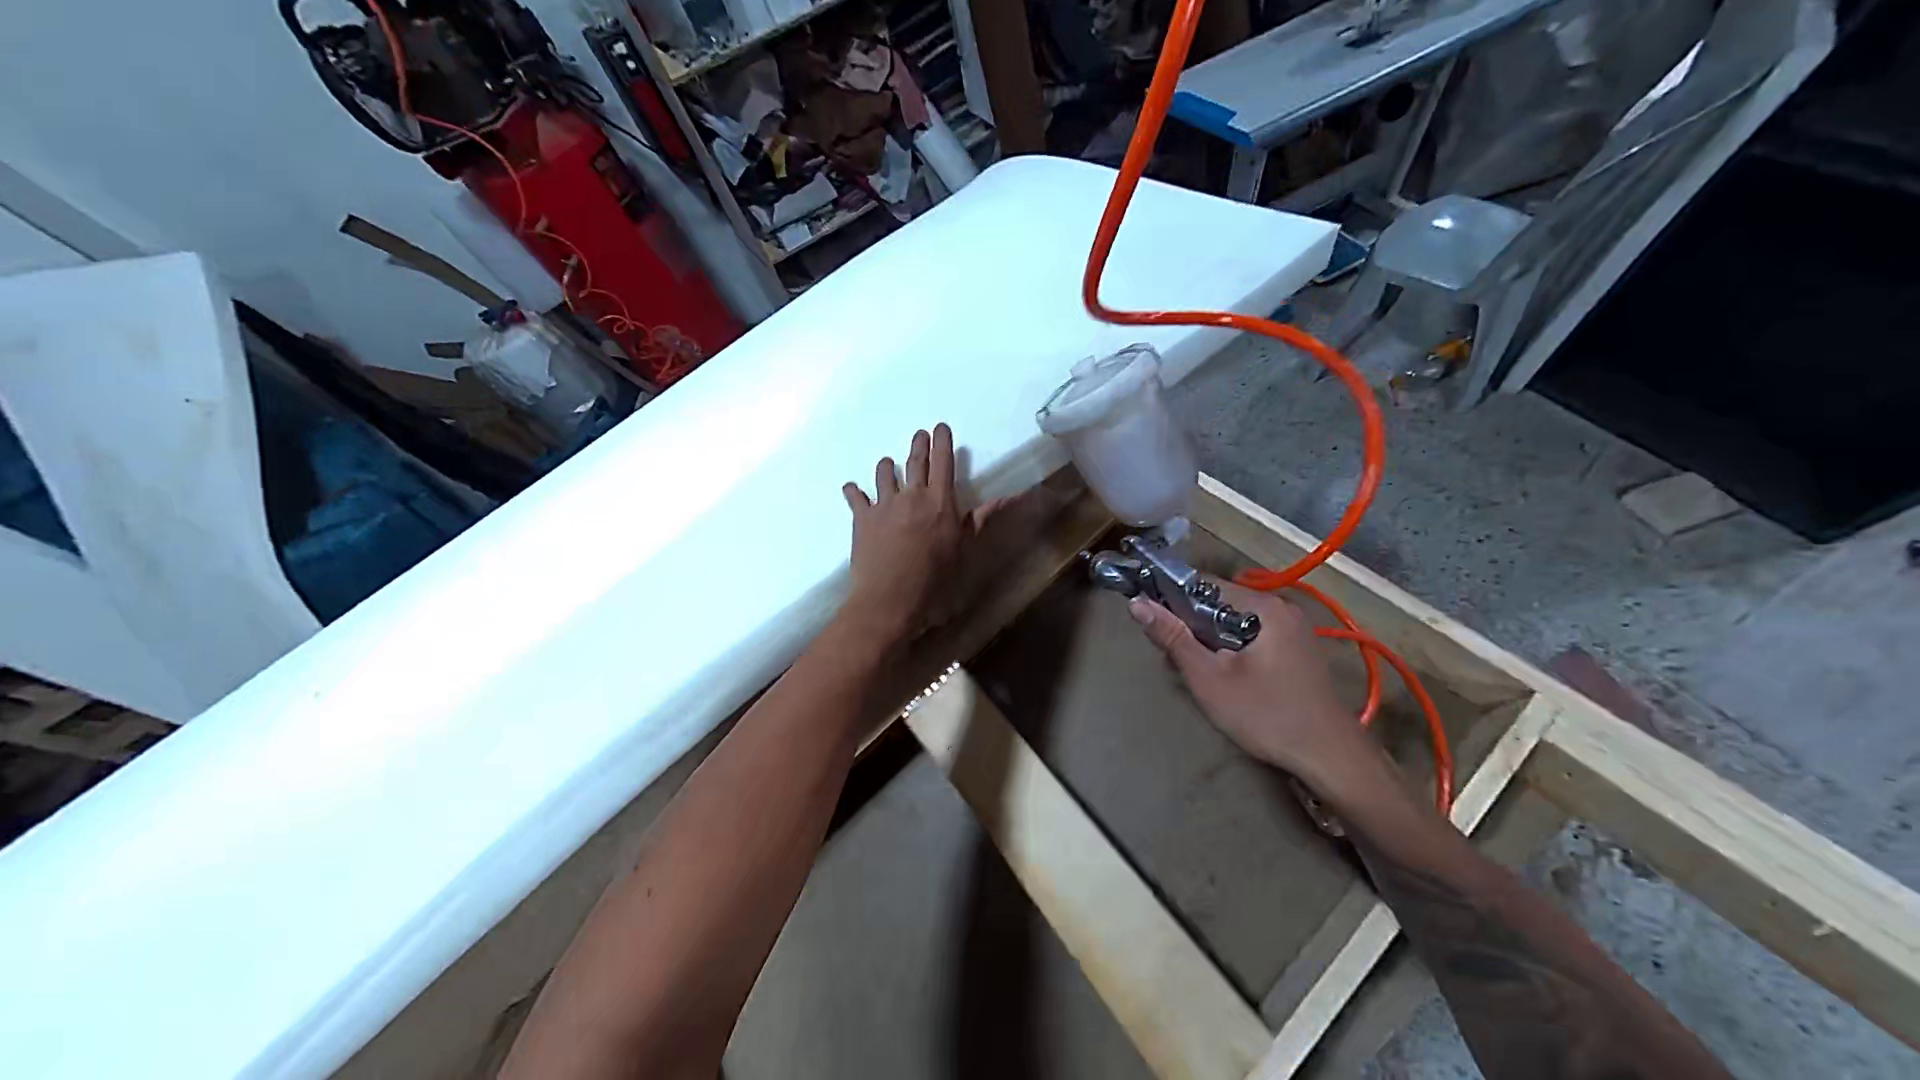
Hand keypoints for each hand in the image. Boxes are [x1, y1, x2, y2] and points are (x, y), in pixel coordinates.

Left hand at [838, 424, 965, 647]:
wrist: (890, 599)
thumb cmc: (934, 580)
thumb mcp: (963, 549)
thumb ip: (981, 519)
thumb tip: (1013, 497)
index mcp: (939, 501)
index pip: (943, 462)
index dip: (942, 442)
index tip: (940, 427)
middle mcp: (911, 495)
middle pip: (915, 461)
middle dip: (918, 444)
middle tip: (919, 434)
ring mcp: (884, 505)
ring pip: (884, 474)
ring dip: (888, 466)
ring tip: (888, 463)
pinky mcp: (861, 518)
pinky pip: (855, 496)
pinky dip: (853, 491)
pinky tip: (851, 488)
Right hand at [1128, 581, 1383, 791]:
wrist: (1330, 757)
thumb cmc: (1265, 715)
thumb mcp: (1209, 678)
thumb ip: (1173, 638)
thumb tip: (1136, 604)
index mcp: (1264, 606)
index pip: (1204, 584)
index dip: (1172, 599)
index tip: (1152, 622)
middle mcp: (1281, 608)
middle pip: (1219, 603)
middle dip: (1190, 627)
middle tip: (1173, 660)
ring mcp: (1293, 629)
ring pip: (1234, 622)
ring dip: (1209, 641)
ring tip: (1195, 673)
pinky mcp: (1296, 650)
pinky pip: (1252, 636)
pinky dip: (1230, 650)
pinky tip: (1222, 677)